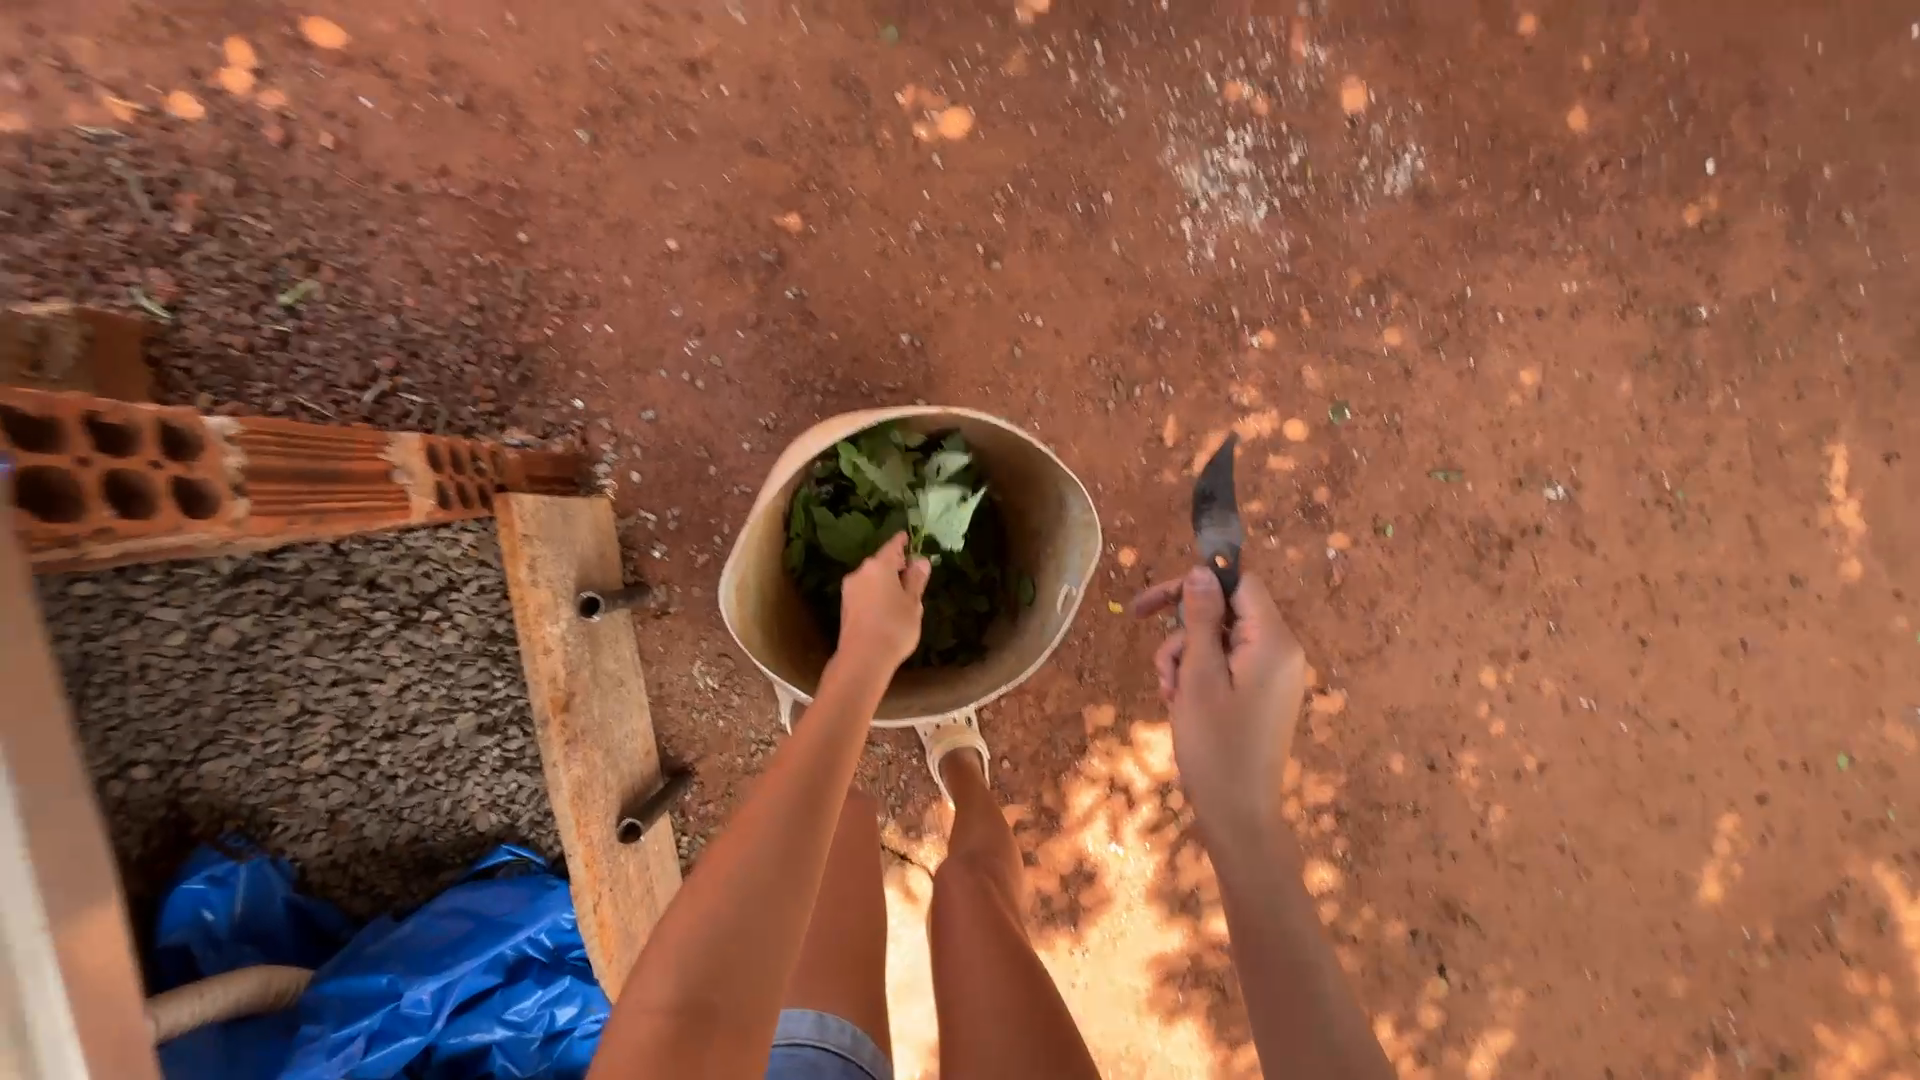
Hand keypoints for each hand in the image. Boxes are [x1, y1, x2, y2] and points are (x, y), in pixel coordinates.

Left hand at [837, 532, 932, 670]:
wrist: (863, 658)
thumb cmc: (894, 626)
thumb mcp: (913, 603)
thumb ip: (916, 579)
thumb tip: (921, 561)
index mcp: (878, 566)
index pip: (893, 546)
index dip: (902, 541)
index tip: (908, 536)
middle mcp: (860, 572)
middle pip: (881, 562)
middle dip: (896, 565)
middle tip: (912, 573)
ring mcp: (850, 589)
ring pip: (872, 578)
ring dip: (885, 581)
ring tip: (902, 595)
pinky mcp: (846, 606)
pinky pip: (865, 592)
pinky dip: (877, 593)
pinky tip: (887, 607)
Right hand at [1131, 567, 1308, 839]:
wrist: (1238, 813)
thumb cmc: (1215, 744)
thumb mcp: (1198, 676)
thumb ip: (1202, 619)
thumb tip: (1201, 571)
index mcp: (1274, 641)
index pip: (1239, 583)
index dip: (1196, 583)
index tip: (1155, 600)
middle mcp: (1281, 651)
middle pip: (1225, 611)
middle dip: (1184, 630)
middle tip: (1145, 640)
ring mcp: (1273, 674)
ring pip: (1218, 639)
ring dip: (1184, 656)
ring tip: (1169, 692)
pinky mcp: (1261, 694)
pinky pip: (1226, 665)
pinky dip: (1198, 676)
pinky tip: (1179, 701)